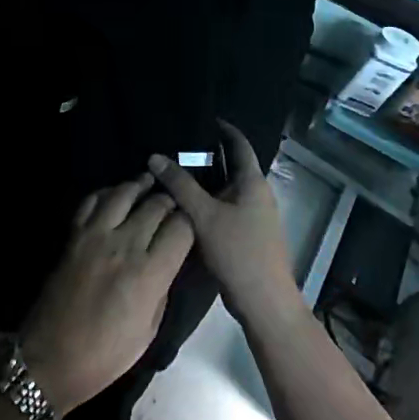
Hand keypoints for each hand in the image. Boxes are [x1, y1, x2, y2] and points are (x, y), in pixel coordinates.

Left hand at [19, 176, 195, 417]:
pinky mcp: (73, 236)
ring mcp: (95, 236)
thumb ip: (163, 286)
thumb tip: (169, 259)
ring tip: (149, 184)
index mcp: (149, 273)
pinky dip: (107, 193)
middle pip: (156, 204)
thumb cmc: (106, 354)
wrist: (51, 358)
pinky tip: (116, 196)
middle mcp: (125, 245)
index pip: (181, 227)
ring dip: (141, 186)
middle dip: (170, 200)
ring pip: (124, 193)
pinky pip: (91, 201)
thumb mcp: (149, 329)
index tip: (193, 222)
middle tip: (175, 203)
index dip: (191, 221)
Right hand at [148, 120, 298, 327]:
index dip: (224, 129)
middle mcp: (258, 194)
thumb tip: (155, 156)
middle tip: (177, 149)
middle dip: (208, 157)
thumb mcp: (204, 215)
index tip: (204, 118)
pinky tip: (187, 209)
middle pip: (232, 167)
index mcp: (253, 182)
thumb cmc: (238, 251)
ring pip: (227, 191)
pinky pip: (226, 210)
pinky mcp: (248, 235)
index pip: (240, 145)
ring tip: (176, 176)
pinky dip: (209, 204)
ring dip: (206, 183)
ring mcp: (255, 216)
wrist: (263, 300)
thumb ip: (180, 186)